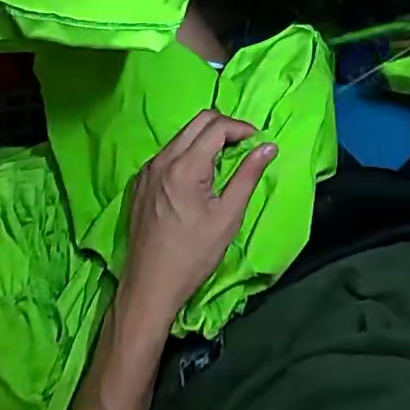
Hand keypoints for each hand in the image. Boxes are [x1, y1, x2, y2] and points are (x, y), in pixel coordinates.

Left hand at [121, 110, 277, 322]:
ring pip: (182, 135)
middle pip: (198, 121)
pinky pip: (168, 152)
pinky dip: (188, 152)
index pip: (217, 126)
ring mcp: (147, 170)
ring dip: (206, 138)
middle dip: (225, 126)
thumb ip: (248, 175)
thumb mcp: (228, 216)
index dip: (241, 128)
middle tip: (243, 145)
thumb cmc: (193, 254)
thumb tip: (269, 146)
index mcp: (185, 166)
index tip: (257, 142)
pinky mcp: (140, 182)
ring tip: (224, 161)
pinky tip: (198, 178)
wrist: (149, 288)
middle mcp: (162, 159)